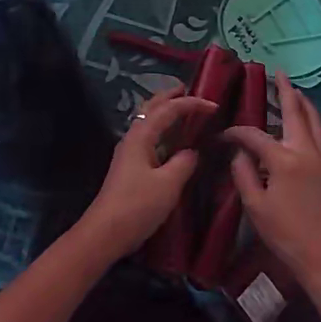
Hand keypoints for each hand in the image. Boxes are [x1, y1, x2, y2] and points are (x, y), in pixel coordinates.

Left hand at [73, 88, 217, 259]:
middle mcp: (132, 137)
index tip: (214, 105)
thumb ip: (183, 163)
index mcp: (141, 135)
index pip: (168, 109)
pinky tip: (170, 140)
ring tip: (182, 109)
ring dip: (163, 111)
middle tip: (188, 90)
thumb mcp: (168, 184)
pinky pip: (148, 137)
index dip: (191, 104)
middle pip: (151, 108)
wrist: (105, 231)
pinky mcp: (129, 166)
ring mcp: (129, 152)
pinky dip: (161, 130)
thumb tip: (191, 151)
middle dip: (169, 97)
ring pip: (147, 121)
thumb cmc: (138, 205)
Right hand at [227, 72, 320, 282]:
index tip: (221, 137)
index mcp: (284, 159)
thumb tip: (239, 151)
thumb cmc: (285, 233)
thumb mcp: (254, 205)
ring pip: (313, 121)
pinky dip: (310, 120)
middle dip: (285, 91)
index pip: (253, 135)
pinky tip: (303, 122)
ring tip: (292, 89)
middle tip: (278, 73)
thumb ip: (243, 172)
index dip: (235, 133)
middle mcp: (306, 151)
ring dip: (301, 103)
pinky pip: (319, 134)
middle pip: (295, 112)